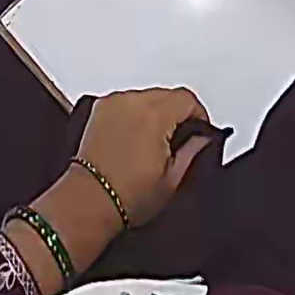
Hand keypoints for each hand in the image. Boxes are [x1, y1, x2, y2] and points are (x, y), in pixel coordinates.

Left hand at [8, 88, 214, 294]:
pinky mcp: (101, 106)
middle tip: (175, 143)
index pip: (187, 98)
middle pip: (167, 94)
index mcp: (155, 115)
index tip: (199, 130)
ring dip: (154, 113)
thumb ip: (194, 150)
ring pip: (147, 97)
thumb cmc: (127, 195)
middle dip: (176, 114)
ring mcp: (115, 102)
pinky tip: (133, 138)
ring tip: (150, 144)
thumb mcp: (173, 179)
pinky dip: (134, 113)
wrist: (90, 200)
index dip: (198, 115)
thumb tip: (204, 137)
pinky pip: (127, 101)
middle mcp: (133, 101)